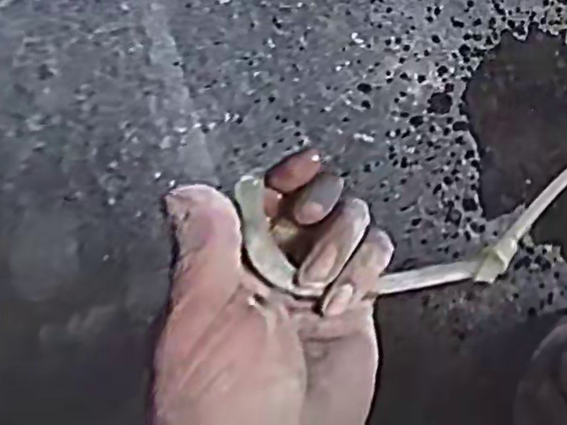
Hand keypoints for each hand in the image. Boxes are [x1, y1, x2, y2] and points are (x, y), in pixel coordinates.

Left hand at [151, 148, 393, 424]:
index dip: (286, 177)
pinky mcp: (357, 296)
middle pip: (317, 198)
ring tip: (318, 283)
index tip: (305, 165)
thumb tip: (189, 195)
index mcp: (232, 268)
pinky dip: (367, 267)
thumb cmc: (224, 404)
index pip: (263, 200)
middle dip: (321, 200)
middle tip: (312, 216)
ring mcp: (321, 280)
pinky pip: (376, 253)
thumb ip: (206, 251)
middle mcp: (279, 268)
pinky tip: (343, 299)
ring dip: (342, 242)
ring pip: (351, 220)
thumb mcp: (202, 320)